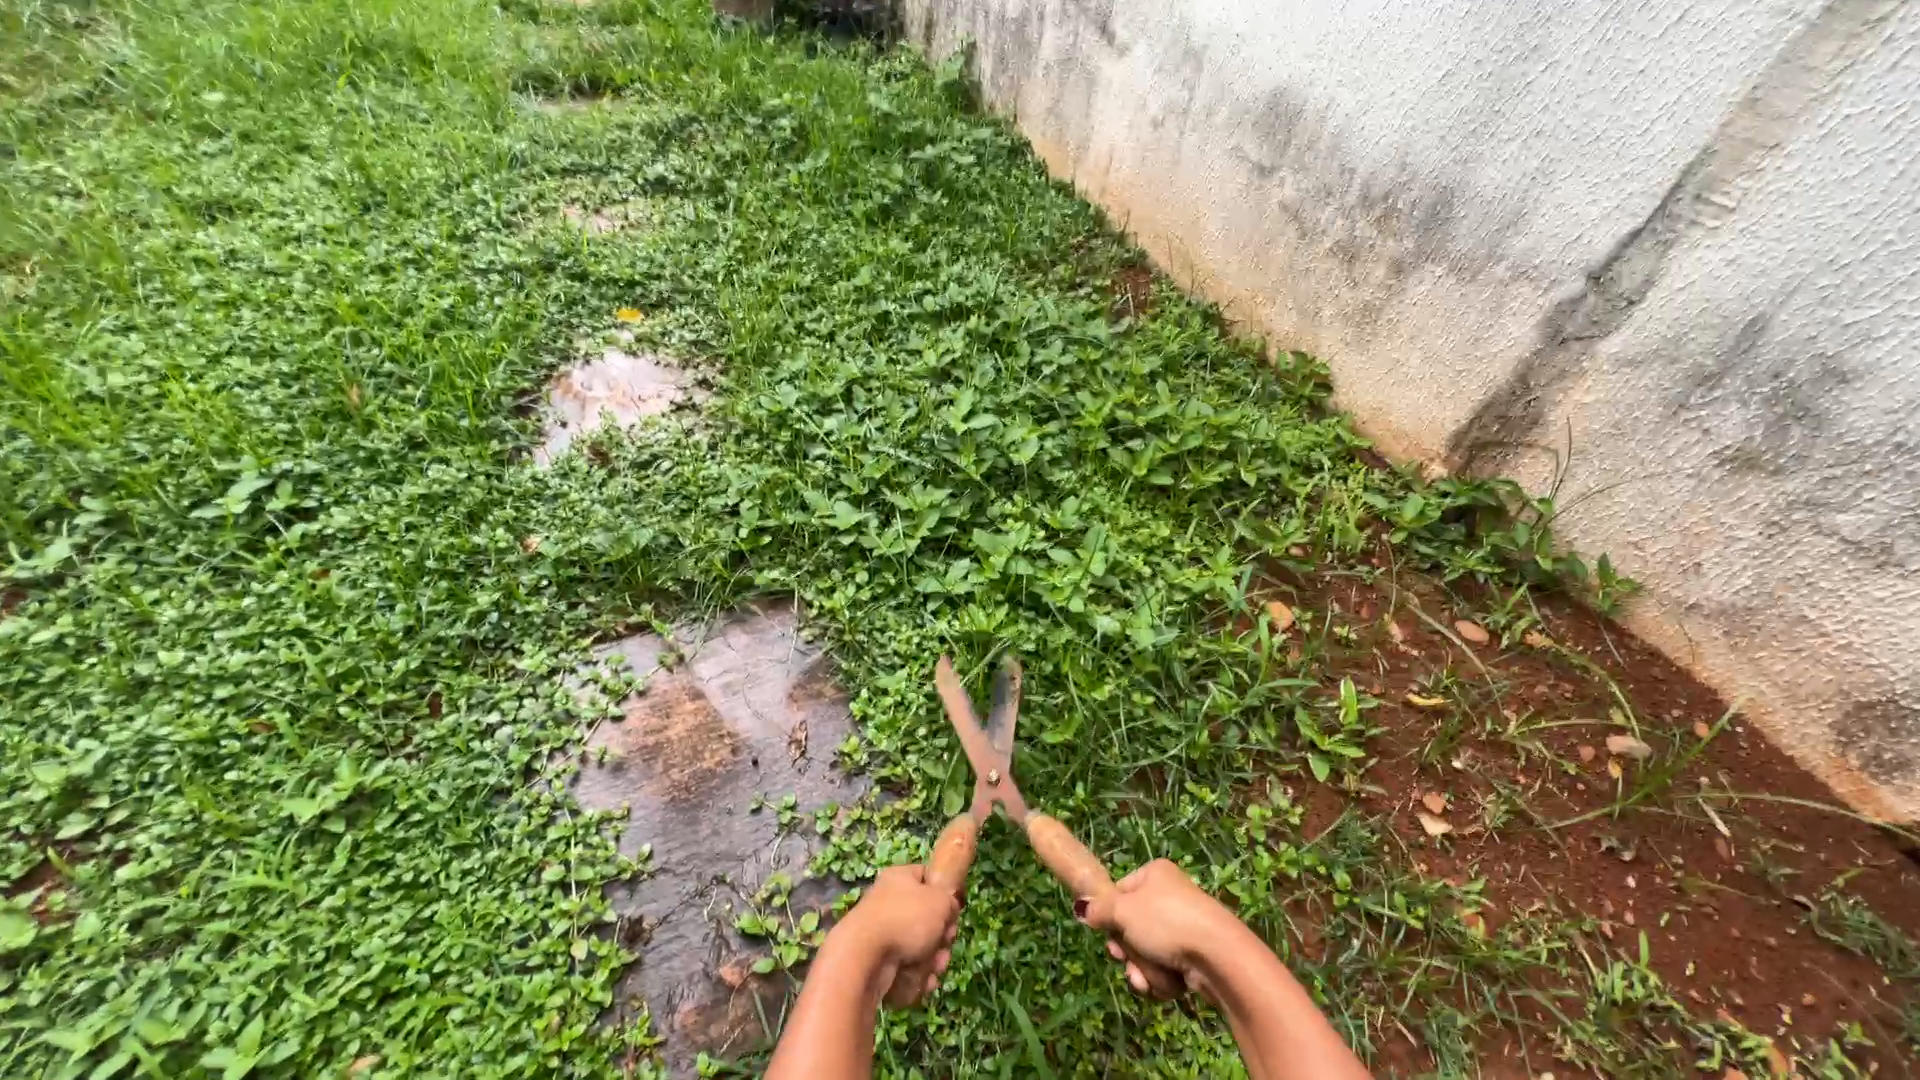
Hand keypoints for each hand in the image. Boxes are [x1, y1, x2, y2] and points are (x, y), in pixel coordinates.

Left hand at [830, 864, 958, 1007]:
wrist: (863, 957)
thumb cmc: (906, 920)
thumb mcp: (941, 901)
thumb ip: (951, 902)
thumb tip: (947, 911)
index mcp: (899, 878)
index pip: (927, 877)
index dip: (944, 895)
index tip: (952, 912)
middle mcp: (888, 902)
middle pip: (926, 918)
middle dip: (941, 937)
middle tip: (945, 944)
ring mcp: (881, 933)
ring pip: (918, 946)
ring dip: (932, 959)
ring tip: (934, 967)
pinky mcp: (876, 960)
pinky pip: (905, 967)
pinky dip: (916, 976)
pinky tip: (923, 981)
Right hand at [1076, 859, 1247, 1000]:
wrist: (1217, 955)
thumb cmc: (1165, 922)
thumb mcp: (1122, 910)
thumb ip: (1098, 909)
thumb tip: (1082, 909)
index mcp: (1155, 874)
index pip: (1120, 891)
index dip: (1109, 914)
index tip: (1105, 932)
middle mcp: (1170, 896)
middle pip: (1131, 925)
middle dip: (1125, 949)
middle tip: (1122, 958)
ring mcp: (1184, 926)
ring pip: (1146, 951)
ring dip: (1140, 968)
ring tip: (1144, 978)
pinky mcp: (1194, 955)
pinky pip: (1165, 966)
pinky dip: (1160, 978)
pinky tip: (1161, 985)